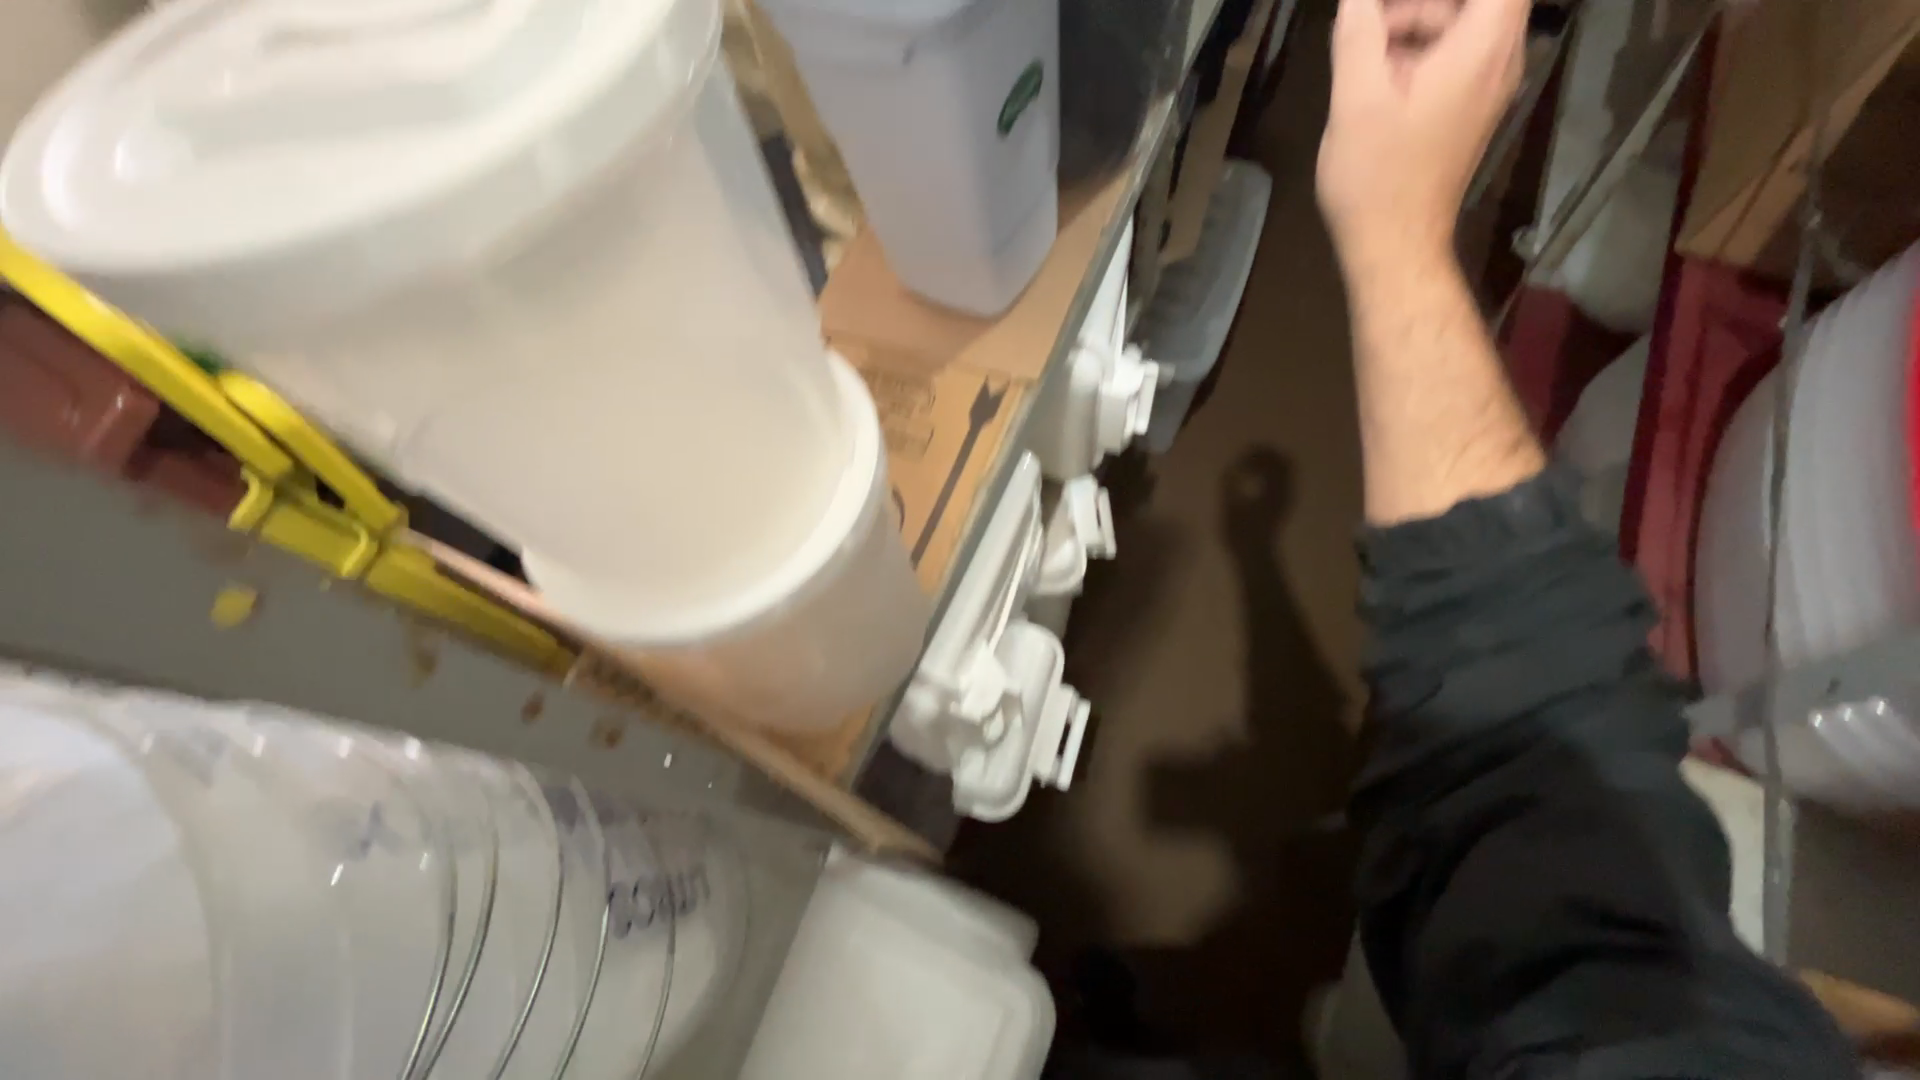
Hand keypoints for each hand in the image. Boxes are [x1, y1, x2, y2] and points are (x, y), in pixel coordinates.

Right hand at [1316, 0, 1529, 267]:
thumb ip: (1359, 32)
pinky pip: (1452, 59)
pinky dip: (1416, 56)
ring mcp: (1486, 87)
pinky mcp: (1467, 112)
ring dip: (1411, 26)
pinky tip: (1374, 85)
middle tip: (1365, 23)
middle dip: (1414, 5)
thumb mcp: (1356, 100)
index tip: (1390, 9)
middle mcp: (1500, 59)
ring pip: (1459, 26)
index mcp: (1483, 46)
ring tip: (1361, 58)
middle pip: (1473, 0)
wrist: (1393, 246)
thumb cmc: (1376, 177)